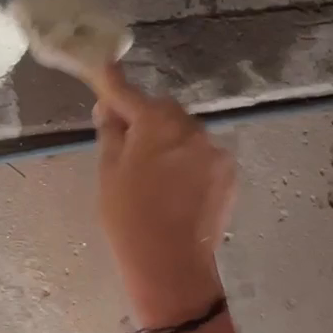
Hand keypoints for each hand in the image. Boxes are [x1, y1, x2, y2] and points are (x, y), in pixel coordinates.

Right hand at [93, 70, 234, 327]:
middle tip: (128, 145)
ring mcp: (214, 149)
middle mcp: (190, 127)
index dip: (112, 83)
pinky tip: (176, 187)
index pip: (128, 94)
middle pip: (162, 110)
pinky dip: (188, 160)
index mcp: (156, 122)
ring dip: (169, 140)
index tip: (104, 68)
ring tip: (155, 173)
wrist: (171, 264)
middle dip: (146, 120)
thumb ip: (111, 132)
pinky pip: (202, 153)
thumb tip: (109, 109)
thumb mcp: (108, 171)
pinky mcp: (229, 172)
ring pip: (184, 132)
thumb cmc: (129, 216)